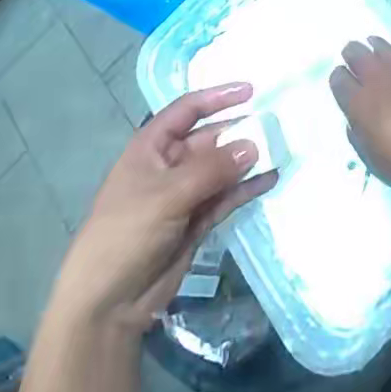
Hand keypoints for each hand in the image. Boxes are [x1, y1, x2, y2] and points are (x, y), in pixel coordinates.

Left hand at [48, 83, 278, 333]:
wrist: (109, 300)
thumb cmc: (127, 232)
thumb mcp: (167, 195)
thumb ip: (211, 170)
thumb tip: (253, 145)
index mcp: (151, 146)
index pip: (187, 110)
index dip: (217, 98)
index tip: (250, 90)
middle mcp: (169, 164)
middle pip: (209, 138)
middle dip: (239, 130)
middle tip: (277, 124)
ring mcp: (184, 194)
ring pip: (221, 168)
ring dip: (247, 160)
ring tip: (281, 149)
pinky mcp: (196, 222)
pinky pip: (226, 196)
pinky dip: (246, 188)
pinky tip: (270, 179)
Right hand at [330, 37, 390, 204]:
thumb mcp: (374, 162)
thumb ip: (358, 135)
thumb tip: (356, 120)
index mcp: (360, 104)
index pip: (338, 78)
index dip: (338, 80)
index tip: (342, 86)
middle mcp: (378, 81)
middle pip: (355, 53)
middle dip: (350, 56)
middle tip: (353, 64)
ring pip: (379, 46)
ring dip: (370, 48)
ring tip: (370, 50)